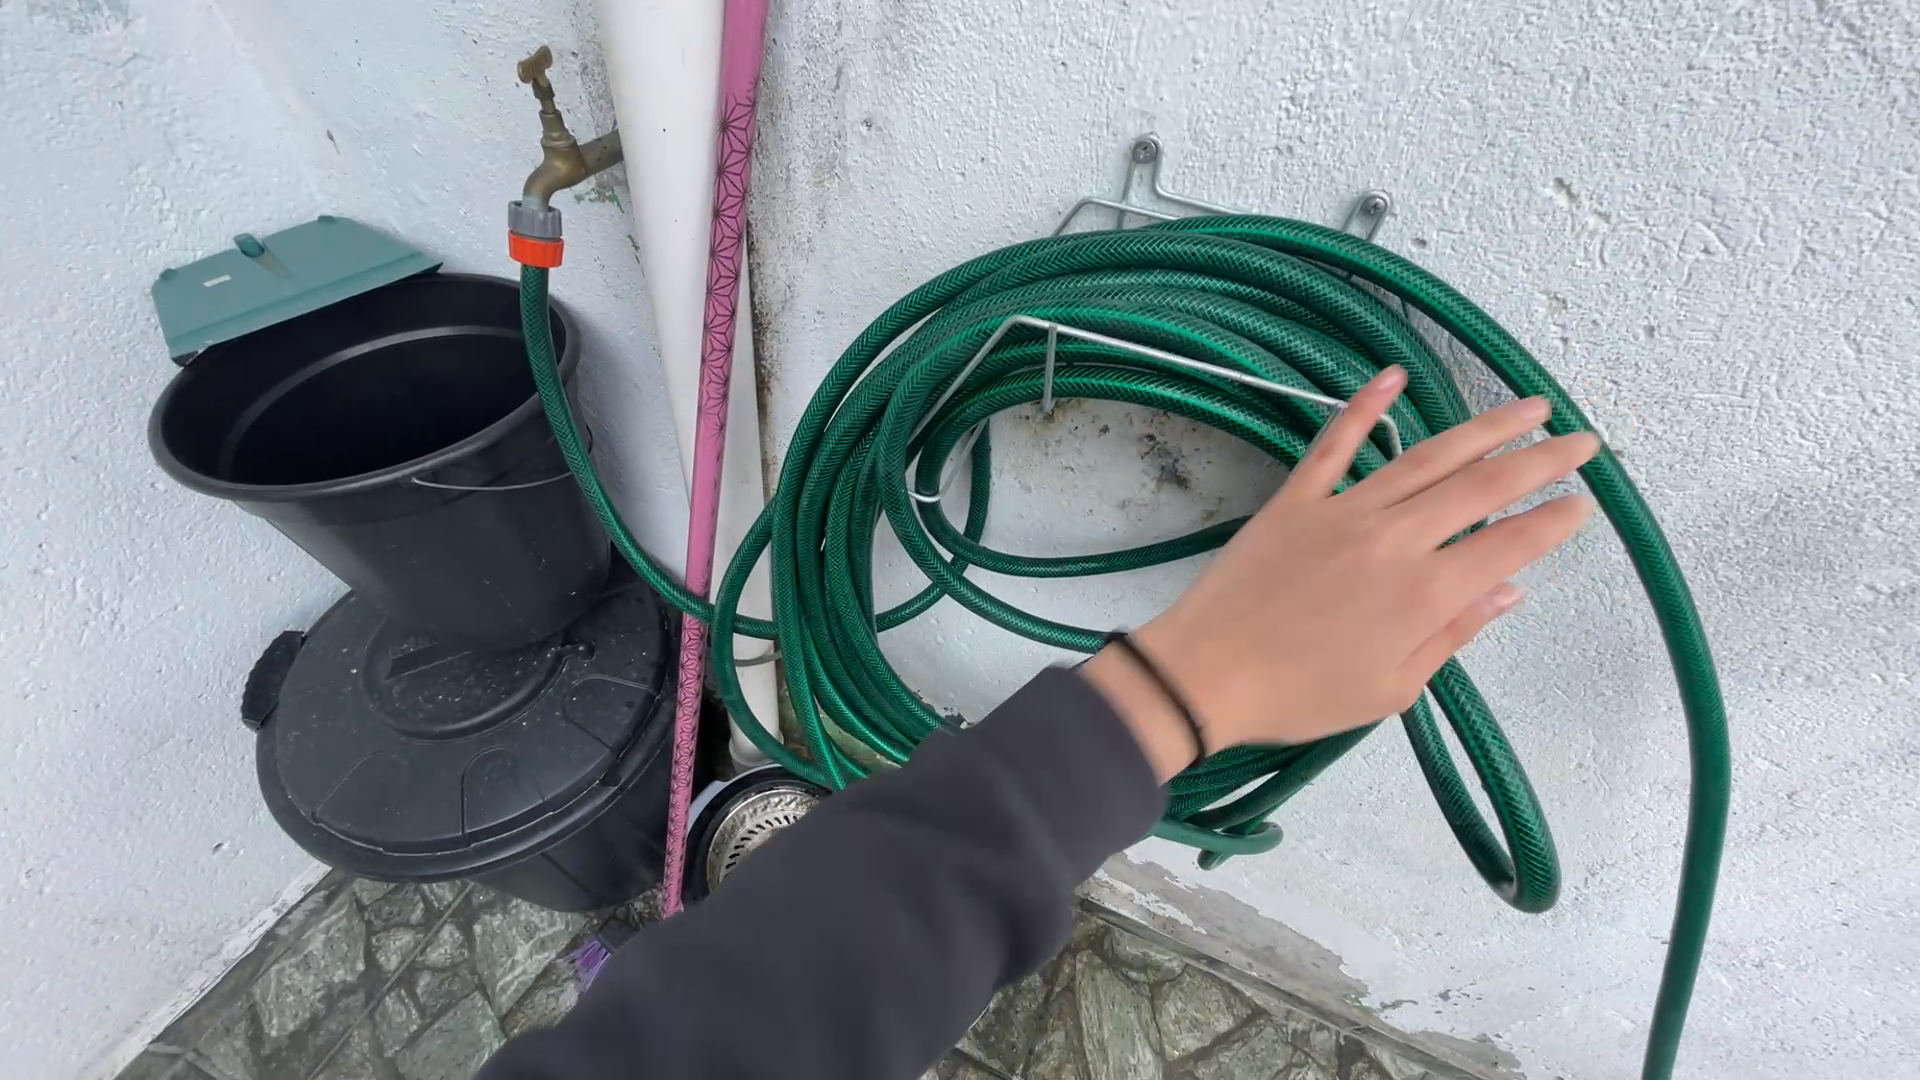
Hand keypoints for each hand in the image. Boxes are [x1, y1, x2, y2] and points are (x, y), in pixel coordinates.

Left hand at [1082, 365, 1599, 780]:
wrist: (1206, 673)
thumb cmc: (1298, 694)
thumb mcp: (1390, 689)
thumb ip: (1451, 636)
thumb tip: (1508, 592)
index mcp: (1425, 594)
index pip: (1510, 545)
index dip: (1552, 522)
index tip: (1580, 504)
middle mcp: (1393, 540)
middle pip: (1482, 487)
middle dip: (1540, 461)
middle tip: (1581, 441)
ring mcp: (1339, 512)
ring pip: (1424, 457)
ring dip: (1482, 428)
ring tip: (1526, 407)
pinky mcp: (1293, 500)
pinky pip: (1333, 445)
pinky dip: (1363, 407)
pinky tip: (1393, 376)